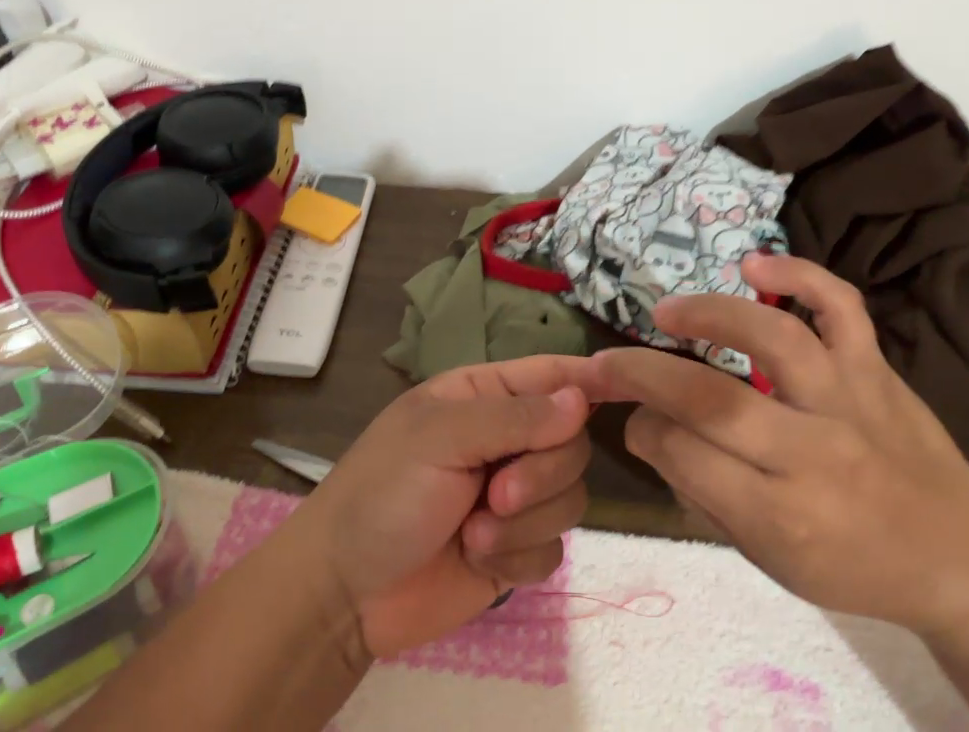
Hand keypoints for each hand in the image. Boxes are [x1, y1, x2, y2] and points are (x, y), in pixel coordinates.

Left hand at [291, 355, 595, 657]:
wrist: (345, 593)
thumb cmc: (381, 495)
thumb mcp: (440, 439)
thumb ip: (514, 418)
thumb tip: (582, 397)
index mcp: (481, 398)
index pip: (550, 376)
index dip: (587, 381)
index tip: (624, 391)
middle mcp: (503, 442)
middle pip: (572, 444)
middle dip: (542, 474)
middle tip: (494, 494)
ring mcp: (511, 499)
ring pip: (571, 498)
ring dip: (525, 523)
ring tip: (473, 535)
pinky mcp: (514, 552)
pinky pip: (554, 549)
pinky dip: (520, 558)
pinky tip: (480, 562)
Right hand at [592, 254, 968, 638]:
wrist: (962, 560)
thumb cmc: (854, 569)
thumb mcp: (770, 561)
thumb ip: (705, 494)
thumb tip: (653, 430)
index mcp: (779, 516)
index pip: (683, 454)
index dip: (643, 431)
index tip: (634, 421)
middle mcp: (812, 454)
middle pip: (711, 398)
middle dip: (642, 374)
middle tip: (607, 362)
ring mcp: (850, 402)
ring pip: (774, 338)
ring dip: (709, 315)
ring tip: (667, 312)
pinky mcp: (878, 370)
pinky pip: (842, 309)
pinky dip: (801, 276)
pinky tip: (755, 264)